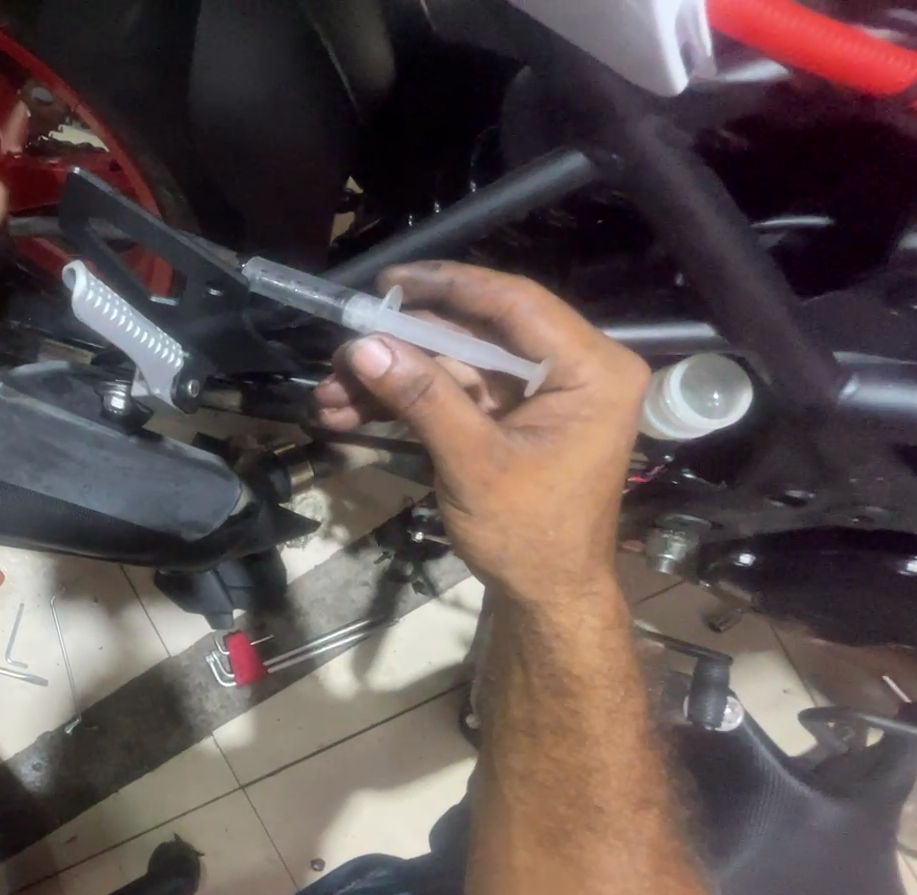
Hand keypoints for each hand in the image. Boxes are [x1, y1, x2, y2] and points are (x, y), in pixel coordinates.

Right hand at [313, 262, 650, 605]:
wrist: (542, 591)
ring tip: (328, 399)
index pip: (514, 304)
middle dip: (397, 351)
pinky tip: (348, 414)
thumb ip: (423, 398)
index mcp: (588, 369)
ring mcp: (528, 398)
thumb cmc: (528, 530)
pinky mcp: (499, 421)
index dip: (448, 287)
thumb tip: (364, 347)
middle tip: (339, 360)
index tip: (388, 281)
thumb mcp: (473, 461)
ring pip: (446, 369)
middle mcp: (563, 371)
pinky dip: (397, 406)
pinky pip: (444, 398)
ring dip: (385, 384)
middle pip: (469, 338)